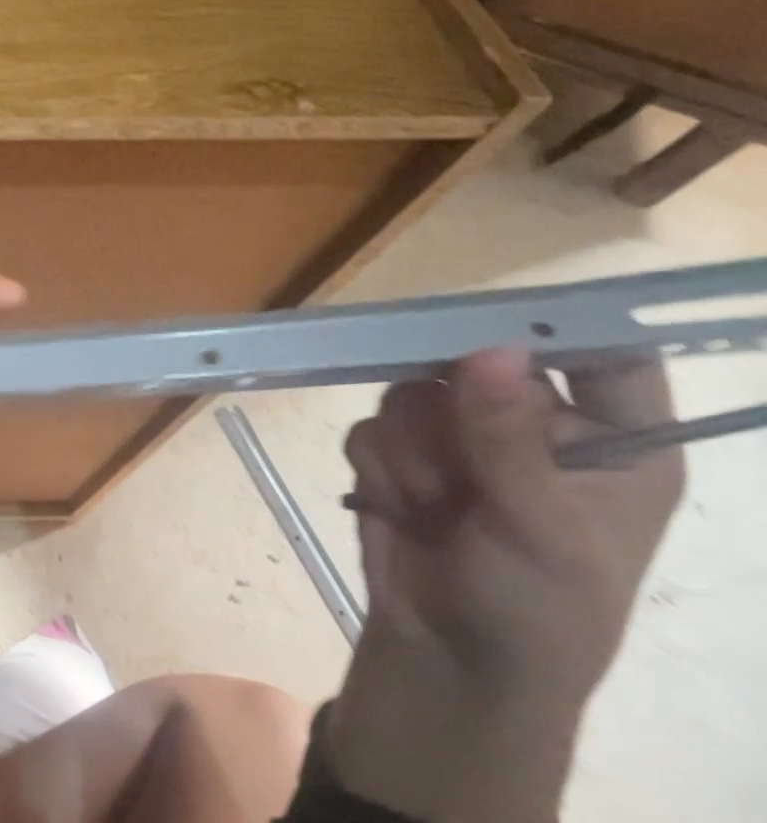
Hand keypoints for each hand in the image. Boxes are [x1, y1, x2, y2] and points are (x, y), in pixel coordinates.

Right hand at [326, 348, 685, 819]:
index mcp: (614, 443)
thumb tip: (489, 350)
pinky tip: (399, 507)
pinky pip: (372, 426)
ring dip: (412, 450)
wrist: (448, 664)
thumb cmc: (533, 611)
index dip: (559, 331)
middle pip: (479, 363)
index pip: (605, 357)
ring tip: (431, 504)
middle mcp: (536, 429)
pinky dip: (379, 468)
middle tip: (454, 452)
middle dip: (453, 409)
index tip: (488, 324)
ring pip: (413, 392)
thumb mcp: (541, 531)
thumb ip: (511, 440)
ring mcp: (462, 441)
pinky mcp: (401, 458)